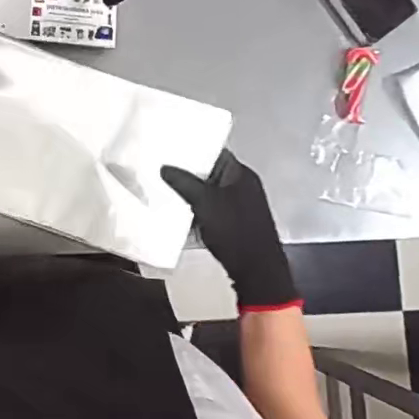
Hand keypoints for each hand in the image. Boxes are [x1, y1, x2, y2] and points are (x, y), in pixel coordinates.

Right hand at [161, 150, 298, 309]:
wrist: (256, 269)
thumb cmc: (233, 229)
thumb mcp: (203, 201)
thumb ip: (183, 181)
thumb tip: (165, 167)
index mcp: (241, 174)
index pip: (215, 151)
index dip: (193, 148)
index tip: (170, 149)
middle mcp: (243, 185)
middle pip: (211, 172)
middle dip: (188, 172)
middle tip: (162, 169)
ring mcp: (241, 204)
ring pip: (210, 191)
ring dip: (191, 192)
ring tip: (166, 188)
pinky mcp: (235, 222)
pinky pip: (212, 207)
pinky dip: (198, 208)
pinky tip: (180, 212)